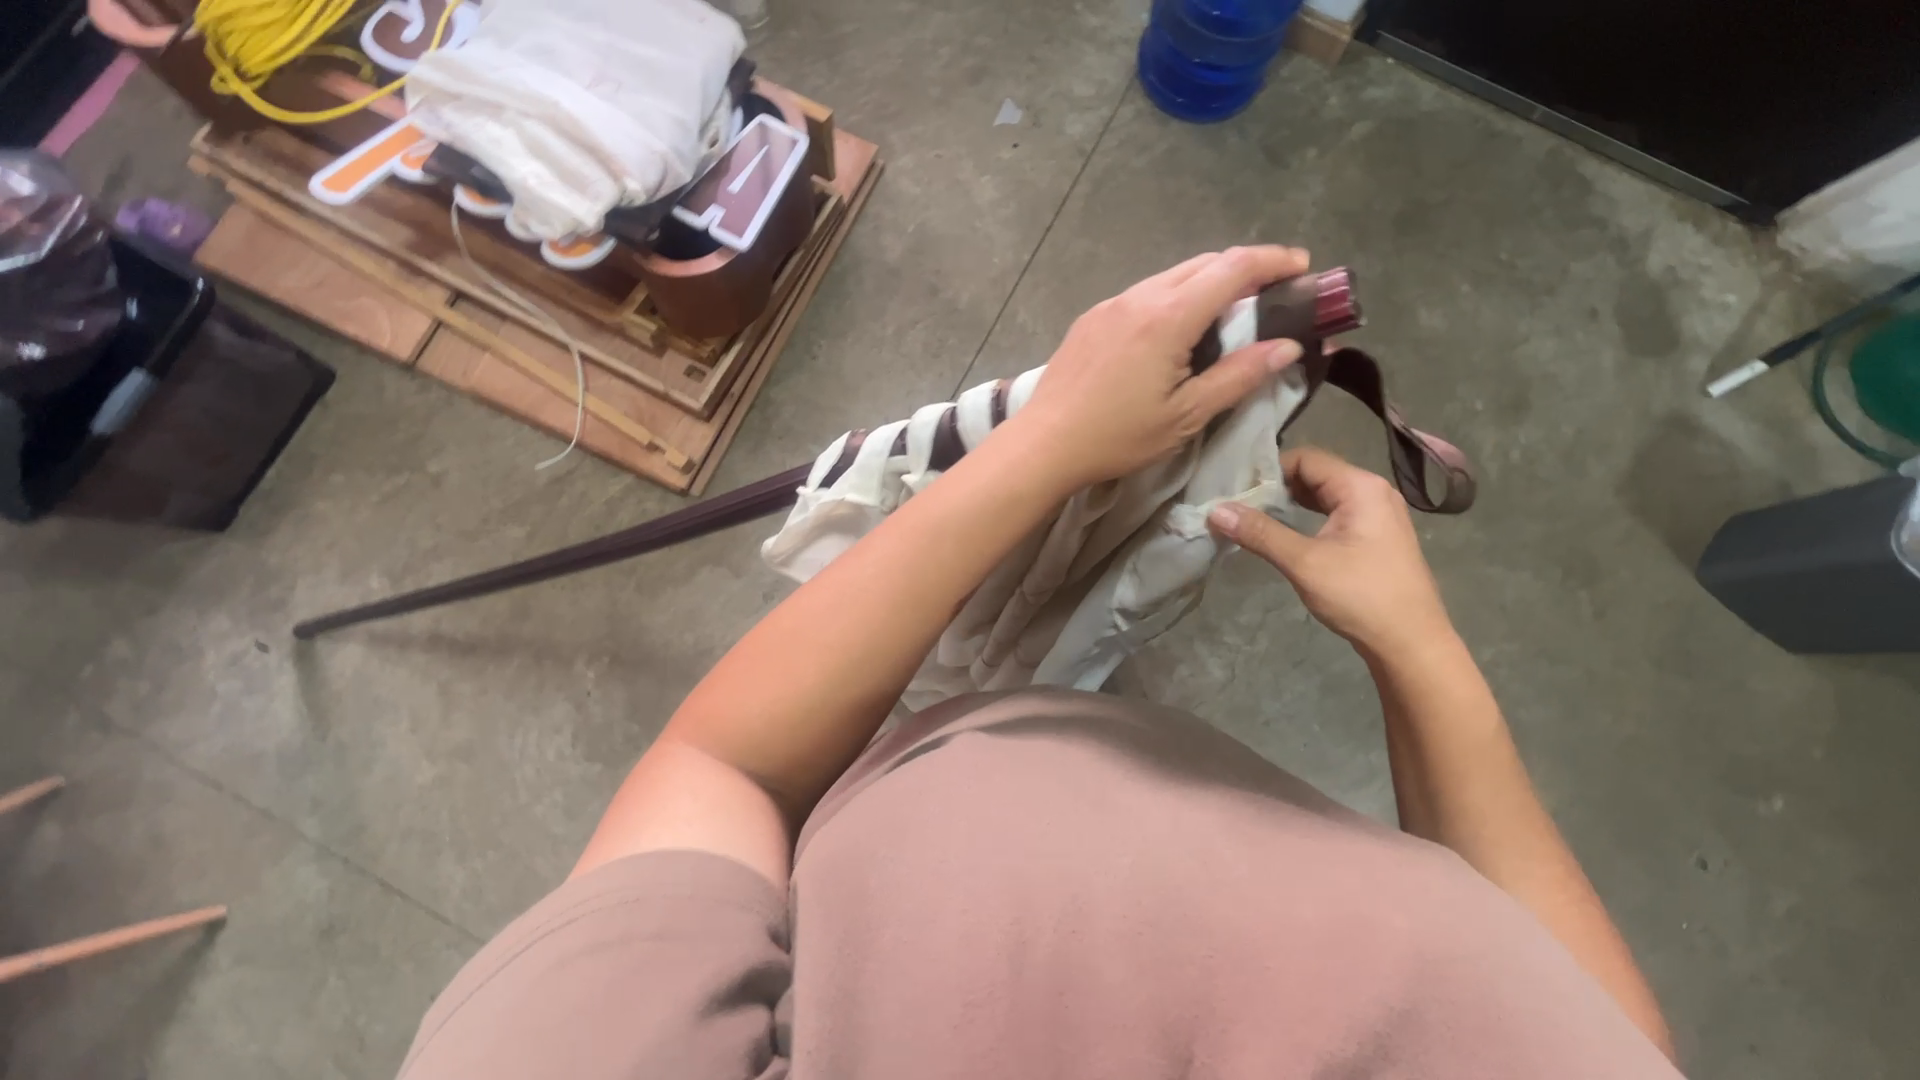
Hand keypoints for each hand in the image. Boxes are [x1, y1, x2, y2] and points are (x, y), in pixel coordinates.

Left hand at [1009, 246, 1309, 489]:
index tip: (1303, 268)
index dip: (1274, 261)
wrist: (1044, 444)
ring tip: (1229, 313)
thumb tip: (1287, 346)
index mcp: (1168, 316)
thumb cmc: (1118, 436)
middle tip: (1272, 294)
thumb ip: (1238, 376)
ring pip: (1171, 277)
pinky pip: (1143, 294)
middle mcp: (1139, 297)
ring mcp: (1110, 305)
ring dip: (1207, 283)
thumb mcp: (1186, 415)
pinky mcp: (1091, 319)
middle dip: (1244, 269)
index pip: (1233, 268)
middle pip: (1203, 263)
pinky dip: (1173, 298)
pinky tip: (1176, 330)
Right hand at [1207, 447, 1454, 661]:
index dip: (1268, 470)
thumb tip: (1215, 510)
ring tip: (1254, 519)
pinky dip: (1308, 518)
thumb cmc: (1360, 596)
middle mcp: (1373, 491)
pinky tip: (1286, 535)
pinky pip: (1335, 513)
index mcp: (1360, 487)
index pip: (1305, 458)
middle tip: (1239, 505)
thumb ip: (1260, 532)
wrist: (1411, 642)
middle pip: (1315, 474)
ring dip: (1291, 504)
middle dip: (1276, 487)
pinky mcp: (1377, 536)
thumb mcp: (1304, 563)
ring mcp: (1379, 514)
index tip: (1236, 490)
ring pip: (1324, 496)